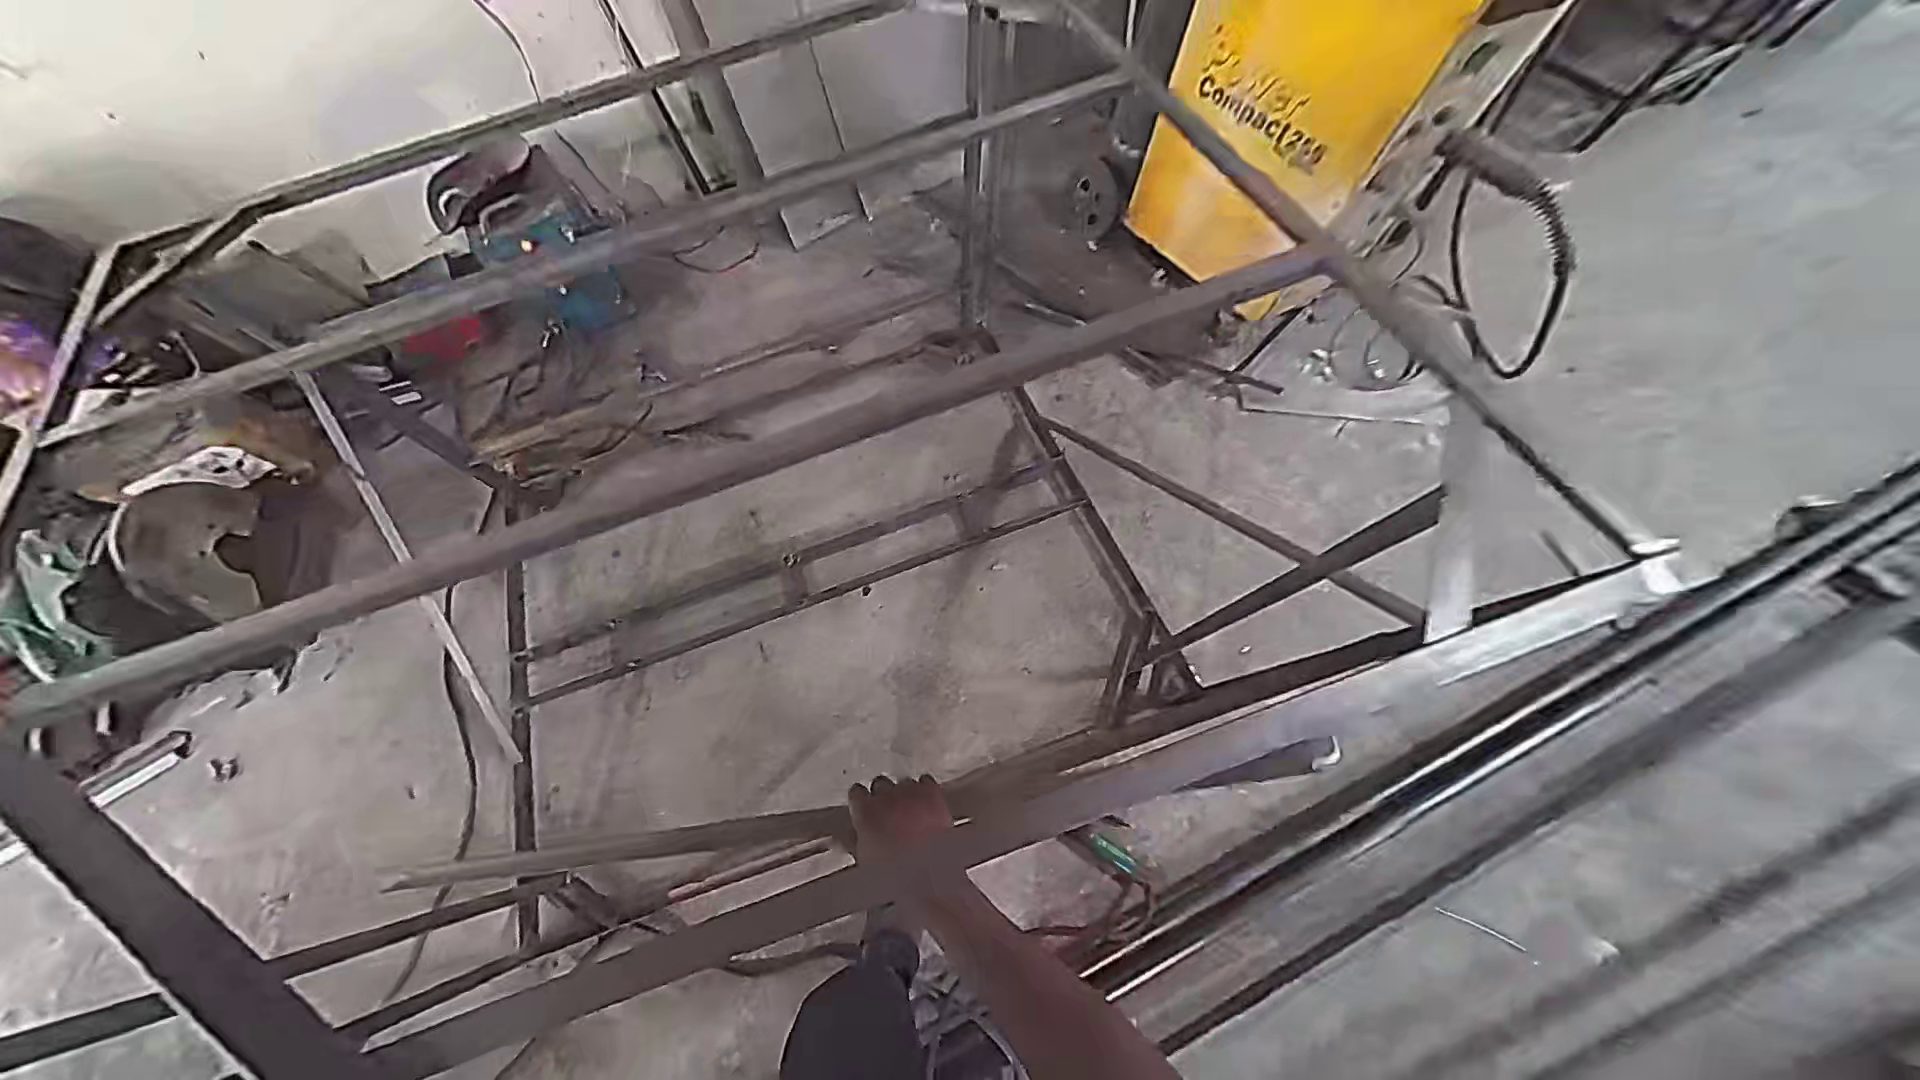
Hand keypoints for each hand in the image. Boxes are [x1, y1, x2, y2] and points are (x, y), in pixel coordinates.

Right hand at [847, 774, 952, 863]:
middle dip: (882, 796)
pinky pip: (926, 782)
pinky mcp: (931, 792)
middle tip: (887, 814)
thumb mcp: (865, 859)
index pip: (856, 793)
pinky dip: (925, 790)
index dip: (860, 801)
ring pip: (903, 783)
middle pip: (880, 784)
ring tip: (909, 812)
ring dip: (904, 794)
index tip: (862, 808)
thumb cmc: (894, 870)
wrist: (927, 869)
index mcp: (865, 810)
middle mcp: (886, 795)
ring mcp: (910, 791)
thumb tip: (850, 837)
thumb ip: (855, 841)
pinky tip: (926, 802)